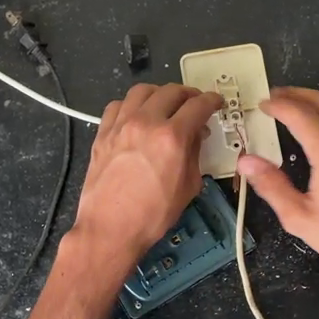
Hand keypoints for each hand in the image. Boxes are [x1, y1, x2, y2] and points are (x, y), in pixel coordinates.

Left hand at [68, 83, 221, 270]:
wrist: (110, 228)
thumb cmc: (152, 215)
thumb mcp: (188, 186)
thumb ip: (195, 153)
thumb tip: (196, 134)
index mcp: (172, 137)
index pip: (199, 105)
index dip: (212, 100)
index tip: (215, 102)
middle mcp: (146, 123)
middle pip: (171, 91)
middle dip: (188, 94)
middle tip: (194, 104)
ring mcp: (121, 125)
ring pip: (142, 91)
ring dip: (159, 93)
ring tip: (165, 104)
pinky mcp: (103, 133)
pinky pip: (117, 105)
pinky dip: (131, 105)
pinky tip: (136, 115)